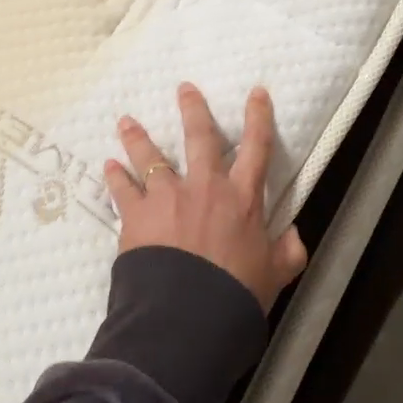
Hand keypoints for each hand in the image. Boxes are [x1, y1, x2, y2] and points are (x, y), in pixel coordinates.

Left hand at [103, 83, 307, 312]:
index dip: (258, 118)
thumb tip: (294, 233)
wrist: (186, 314)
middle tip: (183, 88)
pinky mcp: (136, 215)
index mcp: (242, 199)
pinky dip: (115, 176)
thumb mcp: (275, 275)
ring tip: (126, 121)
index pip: (256, 149)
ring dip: (138, 137)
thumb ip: (288, 252)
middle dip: (193, 110)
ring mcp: (167, 198)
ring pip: (152, 157)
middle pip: (200, 139)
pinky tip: (108, 166)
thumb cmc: (235, 294)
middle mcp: (205, 188)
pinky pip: (123, 189)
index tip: (256, 92)